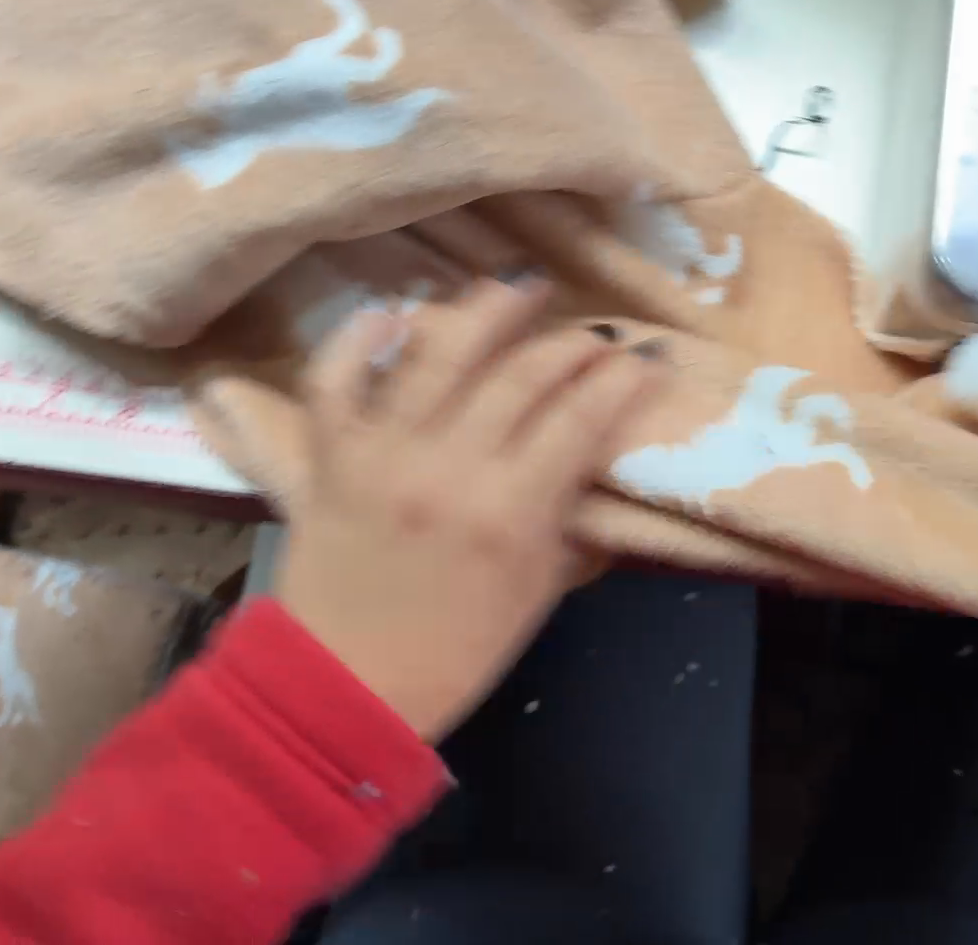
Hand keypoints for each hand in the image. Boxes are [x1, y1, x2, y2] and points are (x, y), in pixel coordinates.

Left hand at [273, 280, 655, 741]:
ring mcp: (381, 457)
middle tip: (598, 333)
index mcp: (510, 512)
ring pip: (437, 357)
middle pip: (522, 377)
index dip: (624, 380)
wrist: (340, 692)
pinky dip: (359, 340)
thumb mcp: (541, 585)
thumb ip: (568, 512)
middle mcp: (448, 469)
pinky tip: (394, 314)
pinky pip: (335, 382)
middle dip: (572, 344)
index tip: (649, 357)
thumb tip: (593, 455)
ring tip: (519, 285)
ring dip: (486, 312)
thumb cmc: (460, 649)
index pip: (582, 420)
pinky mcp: (329, 460)